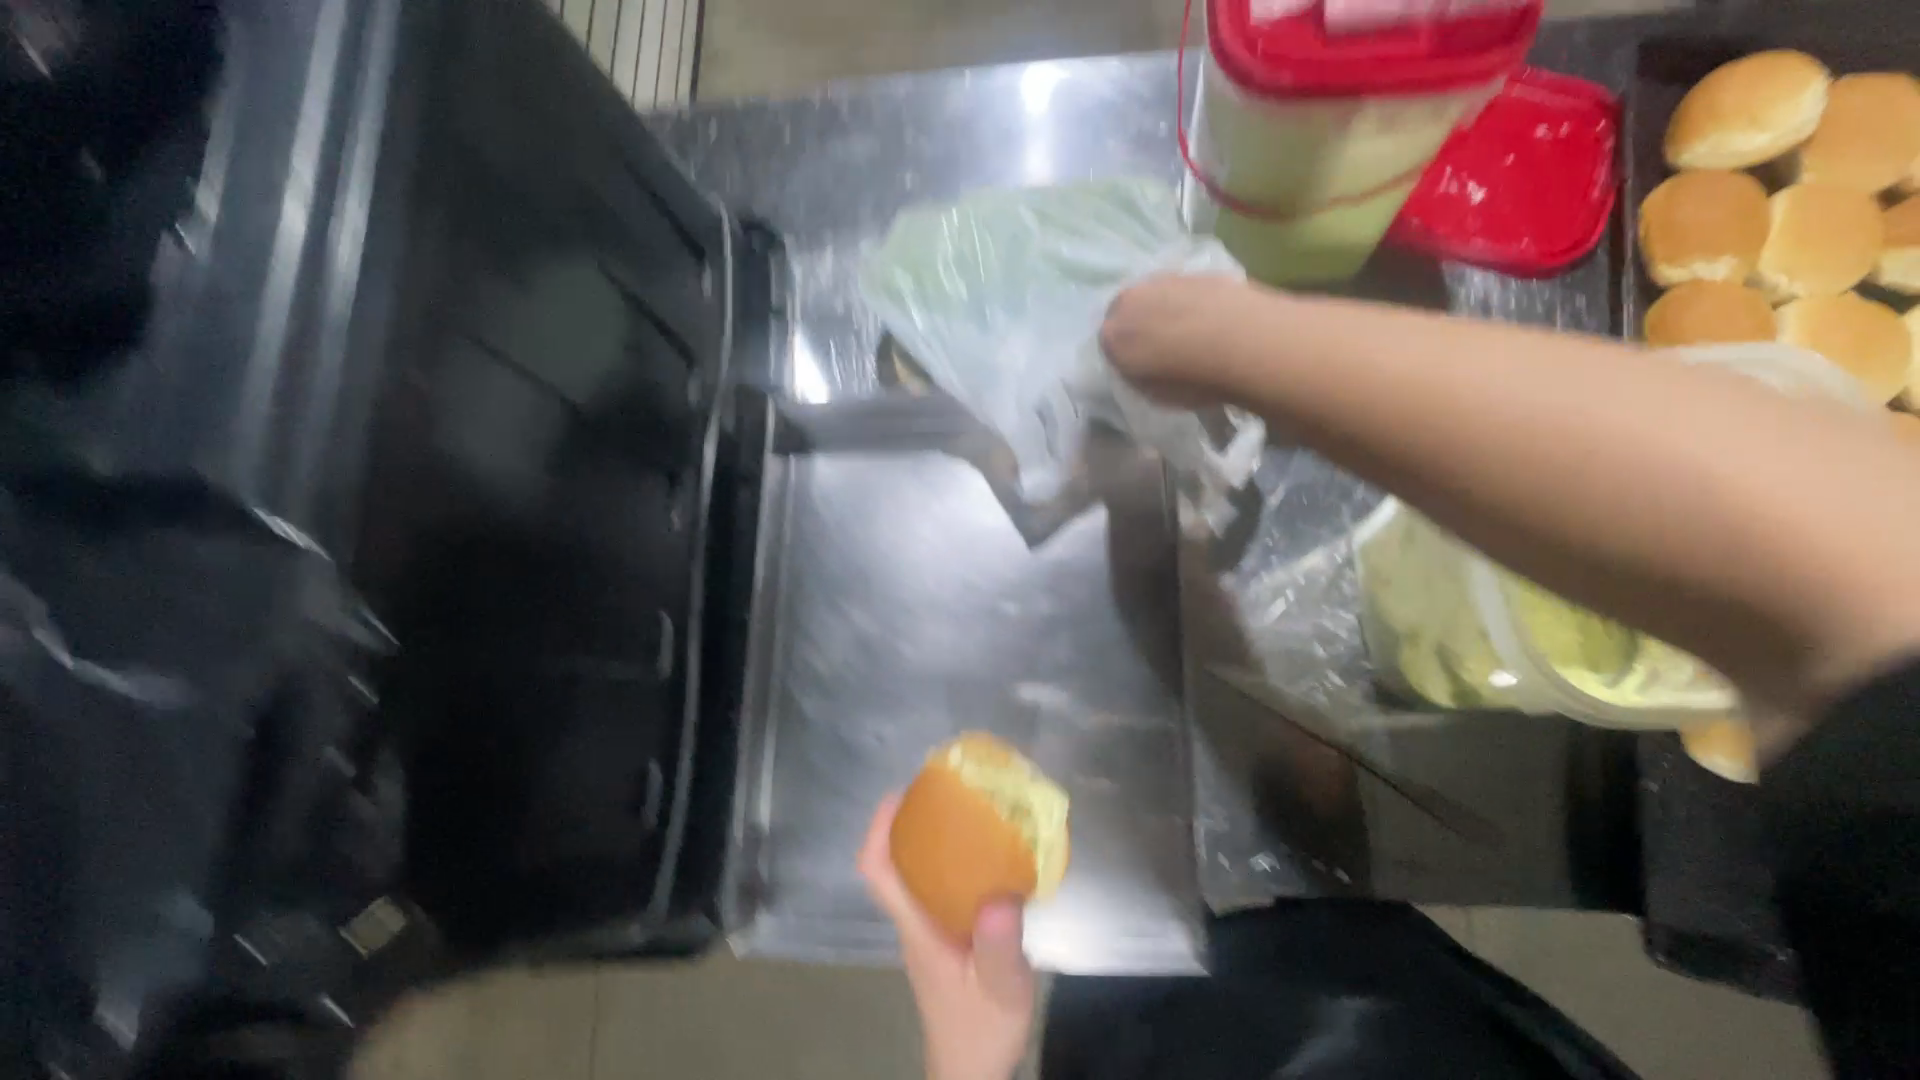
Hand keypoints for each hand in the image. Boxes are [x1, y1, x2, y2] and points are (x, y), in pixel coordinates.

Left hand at [859, 796, 1035, 1079]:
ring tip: (968, 812)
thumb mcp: (1000, 988)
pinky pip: (938, 888)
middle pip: (893, 861)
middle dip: (909, 820)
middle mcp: (916, 921)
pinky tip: (987, 860)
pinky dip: (953, 864)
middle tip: (945, 790)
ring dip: (930, 839)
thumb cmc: (981, 1029)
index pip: (877, 870)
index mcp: (918, 927)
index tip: (902, 793)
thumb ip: (999, 947)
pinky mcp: (944, 938)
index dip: (880, 827)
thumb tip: (1000, 894)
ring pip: (914, 873)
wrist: (972, 1070)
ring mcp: (928, 930)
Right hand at [1099, 275, 1257, 405]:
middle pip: (1128, 310)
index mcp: (1111, 334)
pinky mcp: (1199, 270)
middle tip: (1163, 347)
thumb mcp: (1154, 395)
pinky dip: (1195, 302)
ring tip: (1193, 333)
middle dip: (1140, 325)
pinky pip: (1188, 289)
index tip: (1141, 367)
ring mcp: (1165, 279)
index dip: (1124, 355)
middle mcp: (1130, 299)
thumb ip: (1138, 376)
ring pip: (1157, 295)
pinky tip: (1214, 320)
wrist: (1244, 342)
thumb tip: (1143, 367)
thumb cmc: (1192, 380)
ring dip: (1168, 310)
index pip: (1107, 344)